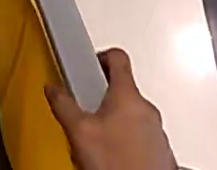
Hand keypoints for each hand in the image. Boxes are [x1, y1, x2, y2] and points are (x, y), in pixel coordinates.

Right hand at [46, 49, 176, 169]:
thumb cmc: (117, 164)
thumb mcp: (79, 132)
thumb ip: (63, 104)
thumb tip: (52, 89)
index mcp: (128, 95)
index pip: (117, 56)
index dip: (101, 57)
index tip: (89, 66)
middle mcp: (147, 109)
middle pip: (124, 89)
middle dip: (104, 99)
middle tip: (88, 113)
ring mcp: (158, 133)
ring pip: (134, 115)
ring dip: (117, 122)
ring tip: (100, 140)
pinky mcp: (164, 155)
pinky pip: (144, 137)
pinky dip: (130, 141)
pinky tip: (115, 157)